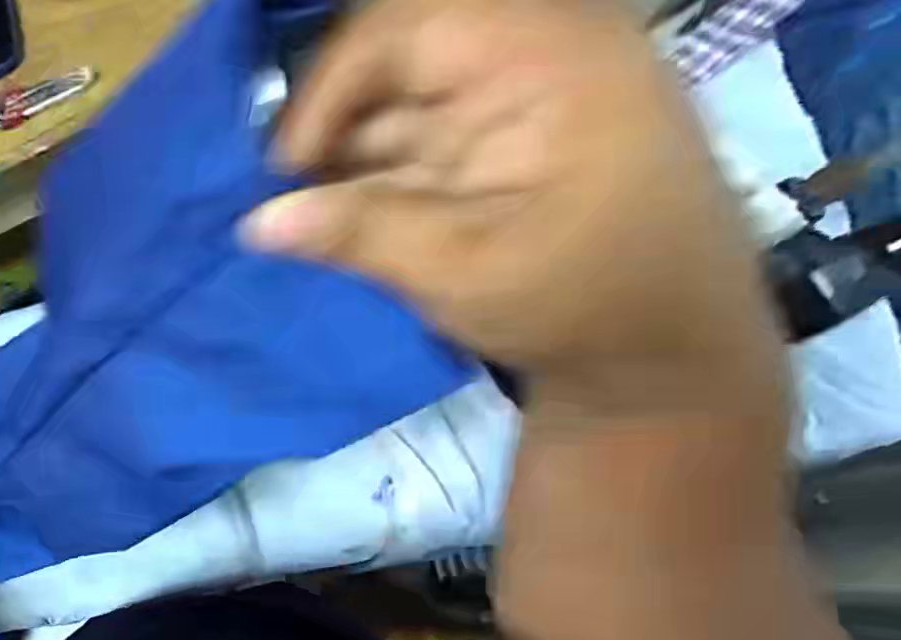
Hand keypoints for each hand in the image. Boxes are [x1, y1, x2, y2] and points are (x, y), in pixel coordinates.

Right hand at [241, 0, 781, 412]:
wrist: (650, 343)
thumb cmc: (577, 297)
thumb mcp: (459, 267)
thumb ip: (358, 233)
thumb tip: (255, 222)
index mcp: (542, 59)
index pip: (404, 29)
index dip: (328, 91)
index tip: (284, 172)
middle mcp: (520, 62)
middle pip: (388, 63)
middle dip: (321, 129)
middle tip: (277, 199)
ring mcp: (500, 108)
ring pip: (384, 111)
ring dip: (329, 165)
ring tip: (288, 222)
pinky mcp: (480, 151)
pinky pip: (396, 150)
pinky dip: (350, 187)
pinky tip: (319, 227)